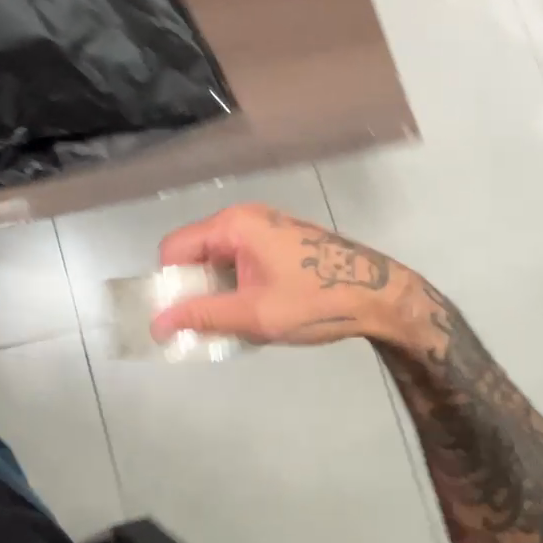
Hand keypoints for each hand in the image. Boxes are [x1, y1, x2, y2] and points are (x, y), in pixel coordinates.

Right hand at [149, 204, 432, 349]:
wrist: (386, 298)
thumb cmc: (317, 302)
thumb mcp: (255, 316)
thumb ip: (201, 317)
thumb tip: (157, 325)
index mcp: (232, 225)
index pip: (174, 249)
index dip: (170, 283)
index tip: (182, 316)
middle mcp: (242, 217)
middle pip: (195, 251)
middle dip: (196, 289)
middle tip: (212, 323)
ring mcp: (263, 226)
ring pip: (217, 258)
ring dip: (218, 289)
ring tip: (239, 319)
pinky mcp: (279, 239)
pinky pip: (239, 258)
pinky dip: (237, 283)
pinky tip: (258, 307)